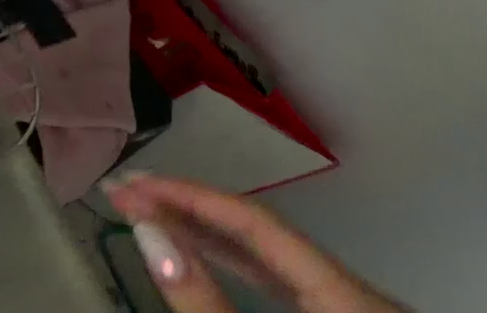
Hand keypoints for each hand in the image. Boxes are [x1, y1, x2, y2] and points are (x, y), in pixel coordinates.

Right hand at [103, 174, 408, 312]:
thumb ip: (202, 300)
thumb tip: (144, 230)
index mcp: (353, 300)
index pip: (255, 221)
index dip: (187, 195)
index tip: (126, 187)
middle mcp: (363, 297)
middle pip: (262, 232)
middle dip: (186, 207)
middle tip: (123, 193)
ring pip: (270, 253)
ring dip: (202, 229)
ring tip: (145, 211)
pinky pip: (282, 277)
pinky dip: (231, 257)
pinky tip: (195, 247)